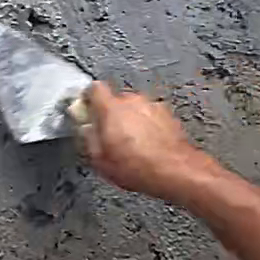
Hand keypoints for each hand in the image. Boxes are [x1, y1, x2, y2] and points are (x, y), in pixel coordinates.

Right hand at [79, 82, 215, 200]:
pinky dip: (147, 127)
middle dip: (111, 116)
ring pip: (134, 109)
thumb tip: (85, 130)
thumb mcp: (99, 160)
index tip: (86, 111)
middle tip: (109, 137)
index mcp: (111, 109)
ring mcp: (152, 106)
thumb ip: (88, 138)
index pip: (94, 89)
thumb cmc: (139, 167)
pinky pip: (150, 117)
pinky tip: (146, 146)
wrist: (174, 171)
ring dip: (131, 122)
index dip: (88, 98)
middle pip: (115, 100)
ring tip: (131, 146)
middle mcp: (133, 102)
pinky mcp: (167, 115)